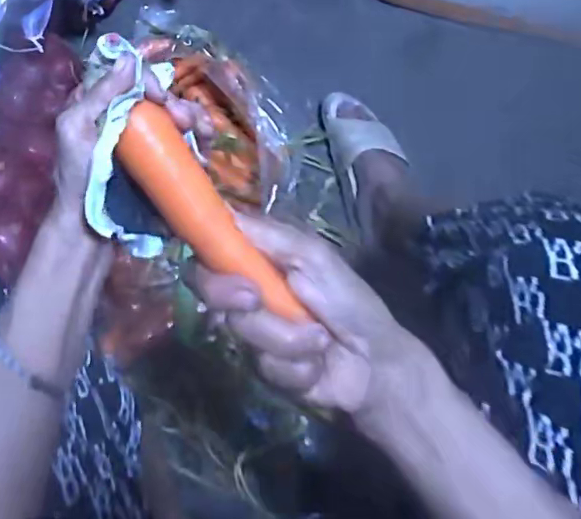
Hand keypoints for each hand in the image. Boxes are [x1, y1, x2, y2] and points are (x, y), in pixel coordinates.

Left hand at [51, 57, 207, 223]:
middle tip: (186, 122)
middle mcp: (124, 116)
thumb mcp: (76, 128)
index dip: (149, 80)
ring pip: (178, 117)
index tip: (159, 97)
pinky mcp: (160, 162)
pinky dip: (200, 143)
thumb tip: (130, 58)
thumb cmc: (77, 175)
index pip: (129, 76)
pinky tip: (205, 153)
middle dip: (178, 104)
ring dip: (196, 121)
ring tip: (204, 136)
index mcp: (98, 102)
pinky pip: (185, 144)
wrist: (90, 227)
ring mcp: (145, 140)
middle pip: (159, 96)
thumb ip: (100, 93)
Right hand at [187, 211, 429, 419]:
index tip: (216, 262)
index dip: (202, 254)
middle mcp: (242, 291)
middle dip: (231, 297)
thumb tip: (224, 211)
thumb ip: (269, 235)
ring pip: (240, 330)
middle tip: (256, 299)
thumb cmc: (348, 298)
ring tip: (319, 338)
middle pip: (207, 289)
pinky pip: (263, 365)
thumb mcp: (313, 256)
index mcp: (252, 258)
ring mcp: (250, 330)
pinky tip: (318, 363)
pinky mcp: (262, 368)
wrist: (379, 364)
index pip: (206, 251)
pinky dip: (296, 365)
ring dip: (284, 337)